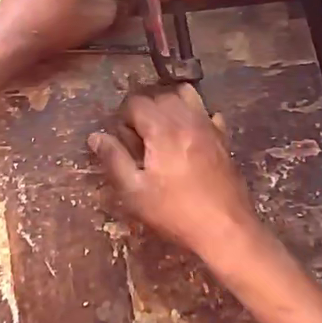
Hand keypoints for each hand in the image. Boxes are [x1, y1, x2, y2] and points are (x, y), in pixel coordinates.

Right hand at [90, 85, 263, 260]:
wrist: (224, 227)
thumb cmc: (175, 211)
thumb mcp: (135, 192)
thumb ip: (114, 159)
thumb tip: (96, 137)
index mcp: (162, 128)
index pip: (136, 102)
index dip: (124, 118)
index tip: (123, 141)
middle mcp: (186, 118)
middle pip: (161, 95)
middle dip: (145, 110)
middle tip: (140, 141)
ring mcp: (208, 126)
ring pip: (187, 95)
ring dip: (171, 105)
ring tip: (163, 132)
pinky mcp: (223, 138)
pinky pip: (208, 113)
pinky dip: (197, 117)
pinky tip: (191, 138)